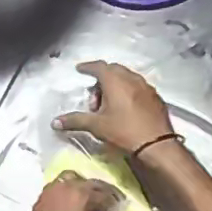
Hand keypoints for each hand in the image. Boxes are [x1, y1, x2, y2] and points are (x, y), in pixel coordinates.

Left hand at [4, 173, 119, 210]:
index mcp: (79, 194)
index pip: (103, 192)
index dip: (114, 200)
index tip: (120, 206)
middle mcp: (63, 187)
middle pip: (87, 182)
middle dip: (99, 191)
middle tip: (107, 203)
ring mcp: (48, 192)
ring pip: (70, 180)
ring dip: (82, 188)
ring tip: (90, 202)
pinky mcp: (39, 200)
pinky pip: (58, 188)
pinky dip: (68, 192)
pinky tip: (73, 205)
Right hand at [53, 61, 175, 153]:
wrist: (156, 144)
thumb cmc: (124, 131)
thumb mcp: (97, 126)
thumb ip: (75, 121)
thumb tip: (55, 122)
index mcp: (115, 80)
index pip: (98, 66)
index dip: (87, 67)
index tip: (80, 70)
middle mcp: (131, 78)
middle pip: (113, 70)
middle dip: (101, 79)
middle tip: (94, 98)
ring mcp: (146, 86)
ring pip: (126, 78)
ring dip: (115, 86)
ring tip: (108, 106)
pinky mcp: (155, 97)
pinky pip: (138, 87)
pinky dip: (128, 92)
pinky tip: (125, 109)